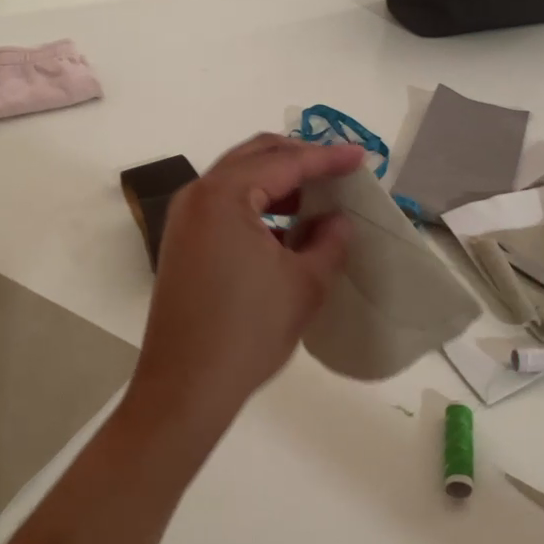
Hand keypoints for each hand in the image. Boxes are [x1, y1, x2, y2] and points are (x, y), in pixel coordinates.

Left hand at [128, 135, 362, 431]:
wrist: (186, 387)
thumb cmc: (248, 331)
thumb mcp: (304, 284)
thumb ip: (329, 242)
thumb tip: (338, 220)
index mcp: (224, 196)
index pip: (285, 162)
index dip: (327, 157)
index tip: (362, 156)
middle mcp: (198, 197)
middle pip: (254, 157)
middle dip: (298, 158)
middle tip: (337, 168)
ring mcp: (184, 221)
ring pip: (237, 180)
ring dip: (277, 181)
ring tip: (317, 196)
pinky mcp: (182, 245)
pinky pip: (224, 207)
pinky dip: (256, 205)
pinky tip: (286, 228)